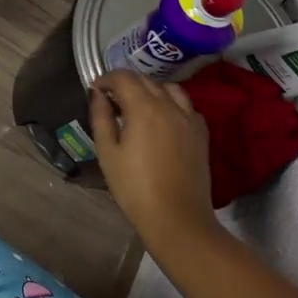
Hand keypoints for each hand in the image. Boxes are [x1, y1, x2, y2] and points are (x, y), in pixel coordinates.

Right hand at [90, 69, 222, 247]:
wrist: (177, 220)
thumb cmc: (135, 188)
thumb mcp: (108, 153)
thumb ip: (101, 117)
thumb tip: (97, 94)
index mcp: (144, 108)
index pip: (123, 78)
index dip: (106, 79)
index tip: (96, 91)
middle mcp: (169, 106)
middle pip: (146, 80)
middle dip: (126, 83)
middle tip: (112, 100)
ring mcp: (189, 119)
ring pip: (170, 89)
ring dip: (151, 89)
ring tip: (139, 106)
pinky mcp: (201, 135)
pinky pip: (187, 106)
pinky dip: (173, 104)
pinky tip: (164, 120)